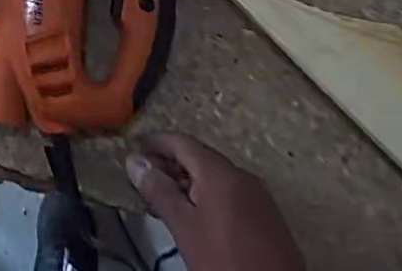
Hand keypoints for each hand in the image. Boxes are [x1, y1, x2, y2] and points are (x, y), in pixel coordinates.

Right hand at [126, 134, 304, 270]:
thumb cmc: (224, 262)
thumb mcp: (185, 229)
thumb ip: (159, 192)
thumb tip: (134, 161)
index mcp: (219, 171)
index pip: (182, 142)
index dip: (156, 143)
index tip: (134, 151)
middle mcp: (240, 174)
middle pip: (199, 158)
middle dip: (171, 165)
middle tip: (145, 180)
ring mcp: (257, 195)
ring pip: (215, 176)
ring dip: (189, 182)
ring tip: (166, 201)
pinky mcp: (267, 216)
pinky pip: (230, 193)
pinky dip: (209, 196)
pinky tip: (198, 217)